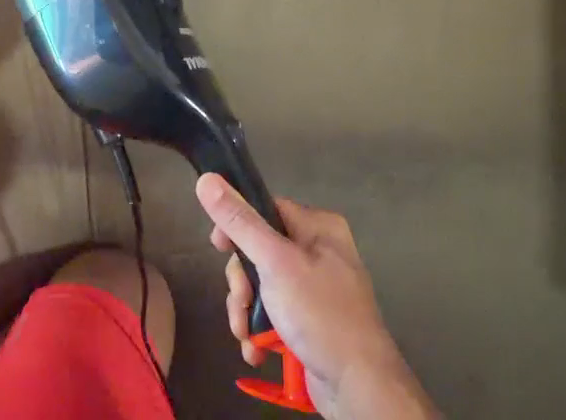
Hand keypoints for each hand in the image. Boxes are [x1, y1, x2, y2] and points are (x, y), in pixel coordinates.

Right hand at [195, 174, 438, 419]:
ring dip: (247, 312)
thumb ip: (239, 221)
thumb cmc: (320, 313)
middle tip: (243, 301)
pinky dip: (261, 330)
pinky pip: (274, 312)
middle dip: (242, 283)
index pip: (264, 209)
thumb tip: (206, 179)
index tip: (219, 247)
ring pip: (261, 285)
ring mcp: (315, 288)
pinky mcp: (310, 320)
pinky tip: (258, 349)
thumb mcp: (274, 262)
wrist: (359, 386)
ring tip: (248, 335)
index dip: (237, 226)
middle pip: (258, 250)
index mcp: (318, 227)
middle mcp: (319, 252)